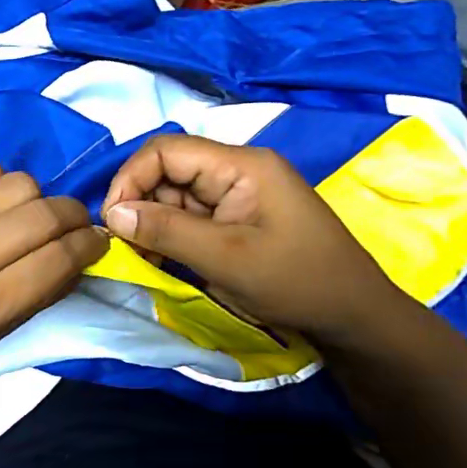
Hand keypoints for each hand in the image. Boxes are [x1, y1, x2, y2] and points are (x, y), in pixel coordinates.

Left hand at [0, 162, 108, 385]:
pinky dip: (2, 182)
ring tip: (33, 216)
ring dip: (39, 199)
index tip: (99, 243)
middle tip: (78, 226)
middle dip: (74, 217)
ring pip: (19, 184)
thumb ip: (45, 290)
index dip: (90, 246)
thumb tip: (84, 250)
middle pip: (43, 215)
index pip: (56, 259)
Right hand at [101, 135, 417, 351]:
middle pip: (166, 171)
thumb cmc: (297, 282)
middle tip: (125, 246)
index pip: (165, 151)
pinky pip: (186, 215)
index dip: (131, 179)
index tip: (114, 221)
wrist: (353, 317)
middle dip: (139, 204)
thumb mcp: (227, 258)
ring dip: (150, 223)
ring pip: (172, 194)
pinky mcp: (233, 217)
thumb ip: (166, 231)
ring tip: (142, 257)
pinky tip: (159, 258)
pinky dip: (166, 234)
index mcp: (241, 165)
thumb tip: (113, 214)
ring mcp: (235, 194)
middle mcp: (235, 170)